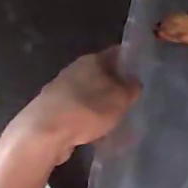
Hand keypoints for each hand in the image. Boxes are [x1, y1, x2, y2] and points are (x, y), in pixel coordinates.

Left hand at [13, 47, 140, 156]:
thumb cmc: (87, 109)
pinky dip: (87, 120)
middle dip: (116, 87)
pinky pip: (78, 112)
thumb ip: (130, 88)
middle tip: (132, 101)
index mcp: (91, 60)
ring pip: (89, 94)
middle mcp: (75, 70)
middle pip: (102, 75)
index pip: (116, 54)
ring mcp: (61, 90)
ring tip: (116, 121)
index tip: (143, 75)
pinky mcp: (53, 111)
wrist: (44, 133)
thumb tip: (133, 81)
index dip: (131, 62)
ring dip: (101, 105)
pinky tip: (95, 134)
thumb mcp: (120, 98)